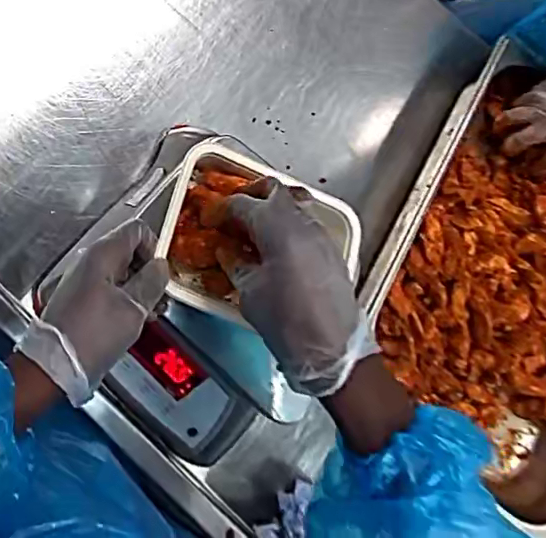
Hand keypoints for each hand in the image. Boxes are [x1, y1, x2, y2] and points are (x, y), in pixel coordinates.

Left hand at [18, 219, 168, 404]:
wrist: (55, 363)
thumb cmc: (92, 335)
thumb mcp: (133, 309)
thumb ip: (151, 283)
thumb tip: (161, 266)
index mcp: (103, 253)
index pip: (137, 230)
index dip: (155, 248)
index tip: (161, 275)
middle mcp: (90, 258)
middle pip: (129, 250)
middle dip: (148, 272)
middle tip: (159, 299)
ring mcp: (83, 276)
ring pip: (120, 270)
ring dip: (138, 288)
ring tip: (148, 314)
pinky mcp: (79, 295)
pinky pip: (108, 286)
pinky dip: (123, 298)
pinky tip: (131, 320)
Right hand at [218, 182, 374, 396]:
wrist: (336, 355)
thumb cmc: (288, 323)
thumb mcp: (250, 292)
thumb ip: (236, 263)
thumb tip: (227, 250)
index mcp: (277, 227)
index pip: (243, 203)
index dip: (222, 209)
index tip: (209, 220)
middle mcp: (301, 223)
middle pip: (273, 190)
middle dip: (250, 195)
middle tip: (232, 214)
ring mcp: (320, 235)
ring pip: (292, 204)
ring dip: (270, 210)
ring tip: (251, 232)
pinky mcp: (331, 251)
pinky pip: (304, 224)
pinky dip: (286, 226)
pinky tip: (273, 249)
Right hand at [500, 72, 545, 174]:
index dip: (538, 170)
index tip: (531, 172)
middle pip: (518, 141)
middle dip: (509, 147)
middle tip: (505, 151)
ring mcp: (536, 111)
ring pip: (509, 119)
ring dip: (502, 125)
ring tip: (498, 128)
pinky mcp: (531, 95)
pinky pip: (516, 104)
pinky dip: (512, 108)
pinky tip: (513, 110)